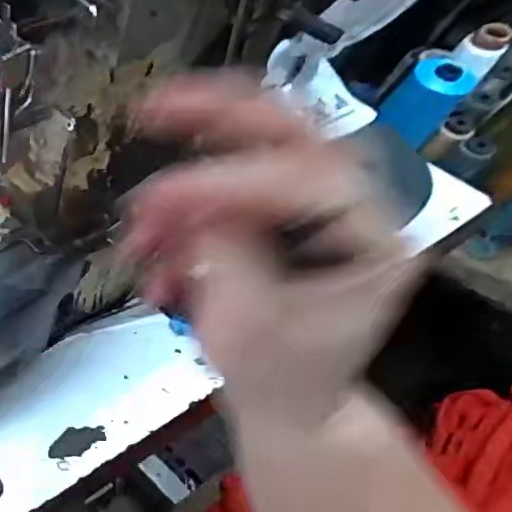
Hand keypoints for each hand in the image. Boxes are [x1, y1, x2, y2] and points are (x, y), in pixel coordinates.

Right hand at [121, 74, 422, 426]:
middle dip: (219, 116)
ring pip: (243, 168)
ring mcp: (308, 216)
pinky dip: (178, 228)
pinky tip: (156, 265)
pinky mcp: (272, 227)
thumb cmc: (280, 378)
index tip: (160, 195)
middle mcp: (347, 210)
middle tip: (154, 106)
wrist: (287, 405)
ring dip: (180, 198)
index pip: (306, 177)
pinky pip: (218, 205)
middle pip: (291, 134)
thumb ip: (228, 257)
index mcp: (372, 238)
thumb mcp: (251, 328)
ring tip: (138, 243)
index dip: (227, 180)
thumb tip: (194, 205)